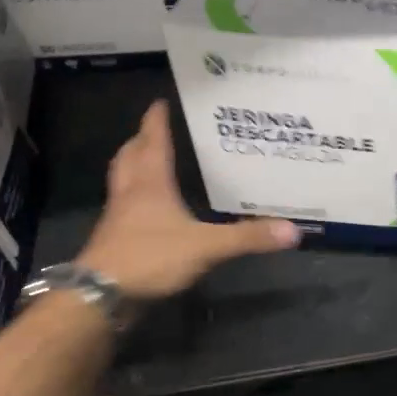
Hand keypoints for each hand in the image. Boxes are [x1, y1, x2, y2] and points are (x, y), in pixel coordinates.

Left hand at [75, 100, 300, 299]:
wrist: (103, 294)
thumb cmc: (151, 258)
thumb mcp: (207, 247)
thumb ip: (247, 237)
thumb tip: (293, 230)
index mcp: (150, 184)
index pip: (153, 142)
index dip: (157, 121)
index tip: (160, 101)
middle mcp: (130, 193)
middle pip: (130, 156)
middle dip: (141, 141)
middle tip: (153, 131)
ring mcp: (118, 217)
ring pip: (123, 180)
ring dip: (133, 166)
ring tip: (147, 162)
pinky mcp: (115, 239)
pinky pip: (125, 208)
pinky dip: (135, 199)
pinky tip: (149, 210)